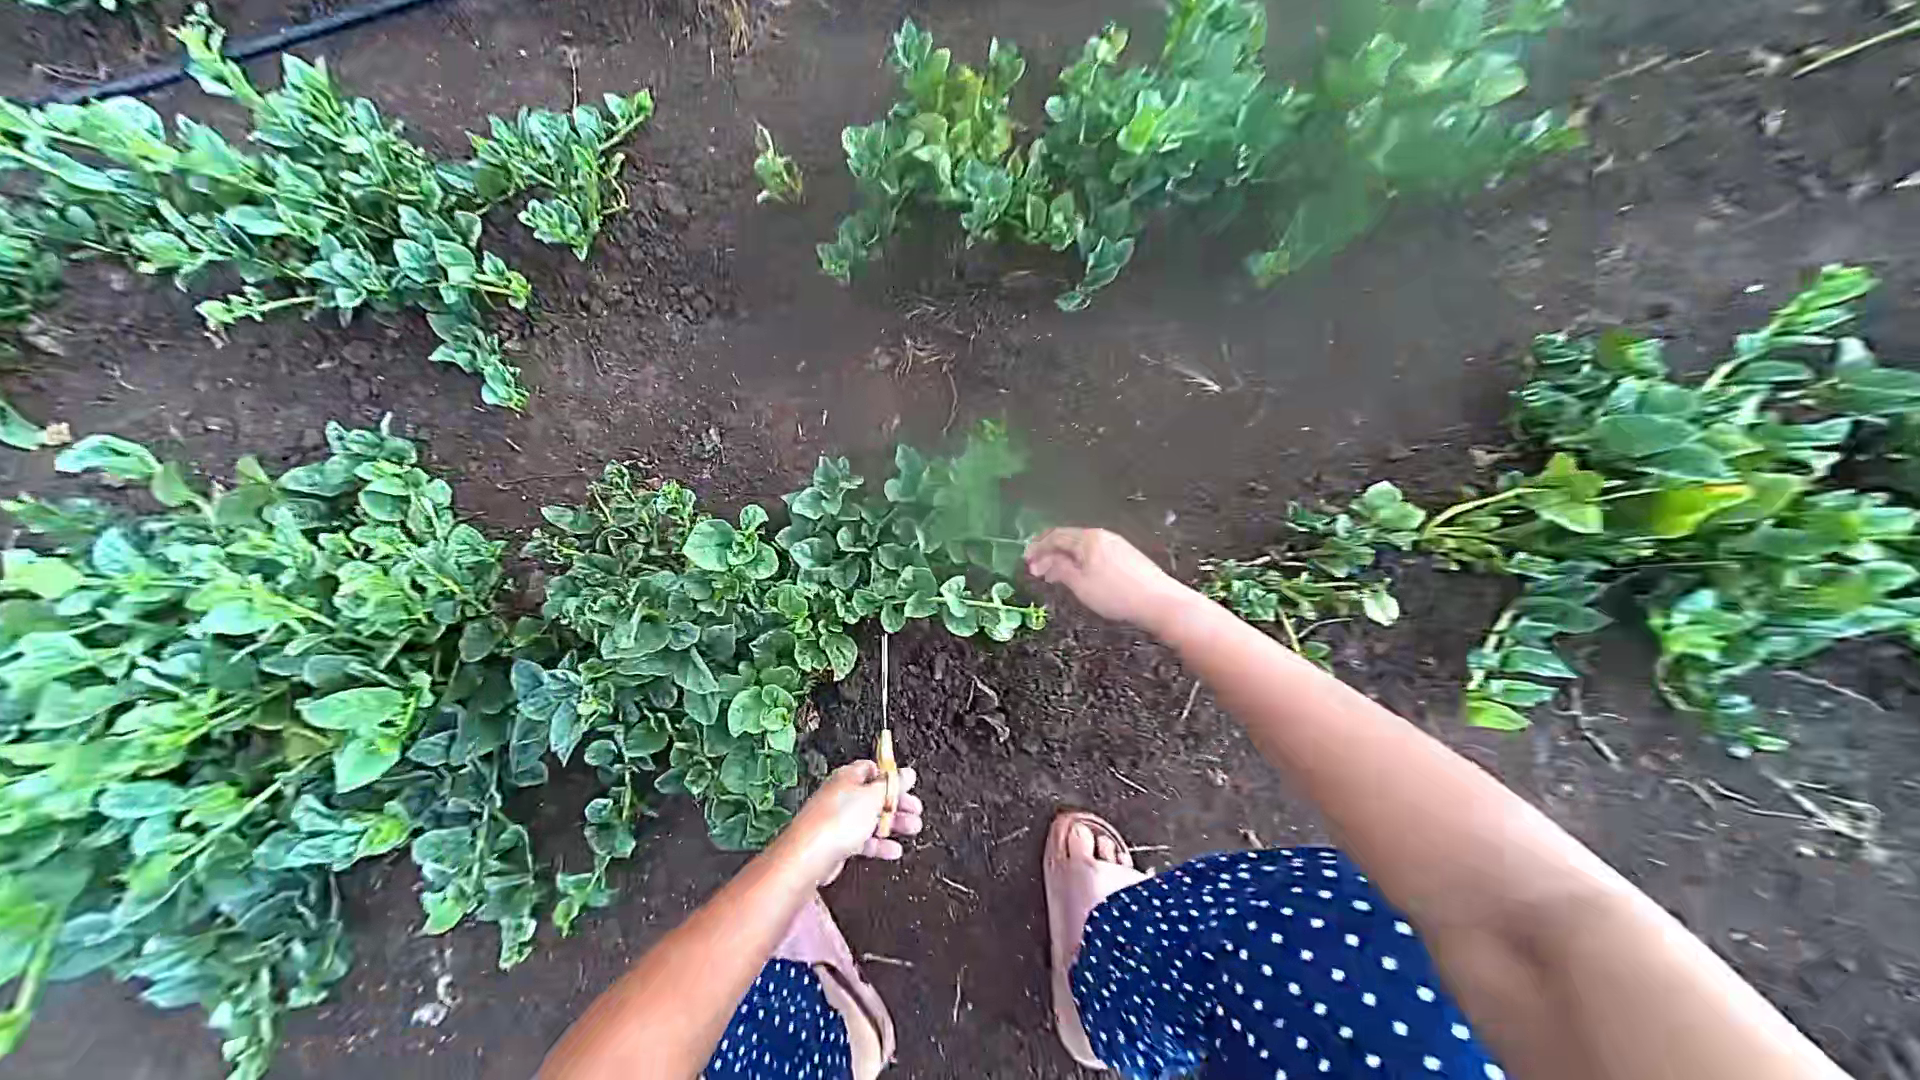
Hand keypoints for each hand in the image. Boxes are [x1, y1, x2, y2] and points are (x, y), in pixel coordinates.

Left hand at [777, 760, 923, 884]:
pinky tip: (893, 850)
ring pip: (871, 819)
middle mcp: (842, 795)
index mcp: (848, 777)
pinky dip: (880, 845)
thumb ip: (893, 785)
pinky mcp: (837, 843)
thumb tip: (908, 773)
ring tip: (913, 828)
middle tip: (915, 810)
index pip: (874, 769)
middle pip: (875, 795)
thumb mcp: (873, 797)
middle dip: (897, 803)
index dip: (892, 777)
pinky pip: (863, 840)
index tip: (908, 786)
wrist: (808, 858)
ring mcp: (839, 820)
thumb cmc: (836, 822)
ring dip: (893, 824)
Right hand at [1025, 527, 1195, 631]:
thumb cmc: (1115, 594)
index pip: (1055, 536)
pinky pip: (1094, 553)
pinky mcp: (1126, 556)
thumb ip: (1059, 568)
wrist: (1160, 602)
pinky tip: (1079, 576)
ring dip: (1064, 559)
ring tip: (1054, 576)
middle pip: (1069, 539)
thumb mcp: (1080, 584)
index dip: (1038, 547)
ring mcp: (1116, 544)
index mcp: (1088, 538)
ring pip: (1082, 547)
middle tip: (1037, 570)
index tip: (1026, 561)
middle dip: (1050, 553)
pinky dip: (1080, 562)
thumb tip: (1046, 560)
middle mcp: (1102, 536)